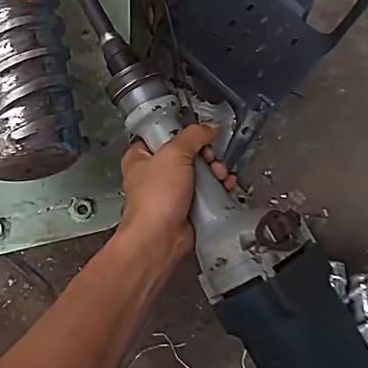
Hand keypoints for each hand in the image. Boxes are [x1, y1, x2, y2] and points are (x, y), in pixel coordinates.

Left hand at [117, 124, 235, 260]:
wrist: (160, 239)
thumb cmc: (157, 195)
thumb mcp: (174, 154)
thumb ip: (193, 136)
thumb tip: (209, 127)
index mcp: (140, 157)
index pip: (164, 135)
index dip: (183, 133)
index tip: (199, 135)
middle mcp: (154, 173)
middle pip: (188, 153)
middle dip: (206, 155)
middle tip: (211, 159)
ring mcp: (172, 192)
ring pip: (200, 172)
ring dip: (215, 171)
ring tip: (220, 175)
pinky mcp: (188, 207)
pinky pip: (207, 191)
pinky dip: (218, 187)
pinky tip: (226, 185)